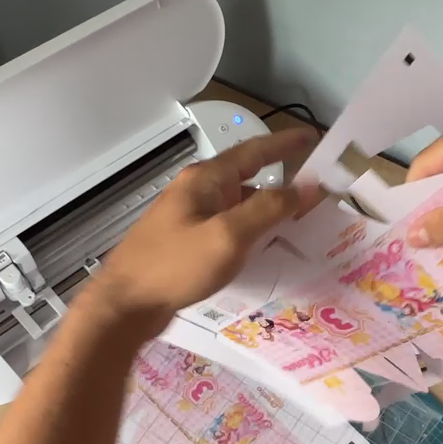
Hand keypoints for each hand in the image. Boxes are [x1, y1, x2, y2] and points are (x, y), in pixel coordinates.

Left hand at [88, 127, 321, 331]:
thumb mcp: (229, 236)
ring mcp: (190, 217)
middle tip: (317, 194)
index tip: (312, 138)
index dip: (284, 144)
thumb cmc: (176, 266)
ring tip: (300, 224)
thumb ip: (269, 209)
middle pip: (248, 179)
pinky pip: (229, 229)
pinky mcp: (187, 242)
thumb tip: (306, 187)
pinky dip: (252, 232)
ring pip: (239, 207)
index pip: (254, 151)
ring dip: (268, 211)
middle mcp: (197, 192)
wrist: (126, 304)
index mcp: (206, 180)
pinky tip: (265, 250)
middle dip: (282, 183)